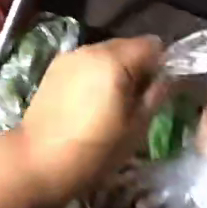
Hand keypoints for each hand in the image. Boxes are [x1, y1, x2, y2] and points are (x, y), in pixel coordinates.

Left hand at [16, 35, 165, 204]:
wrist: (37, 163)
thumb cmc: (94, 151)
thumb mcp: (136, 128)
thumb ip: (156, 94)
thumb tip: (169, 76)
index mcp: (115, 60)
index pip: (152, 44)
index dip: (162, 63)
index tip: (160, 88)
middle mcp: (92, 48)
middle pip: (128, 45)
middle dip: (138, 65)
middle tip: (137, 99)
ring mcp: (71, 55)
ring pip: (106, 52)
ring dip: (116, 69)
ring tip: (113, 102)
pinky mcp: (55, 66)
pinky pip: (87, 61)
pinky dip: (96, 73)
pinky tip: (90, 101)